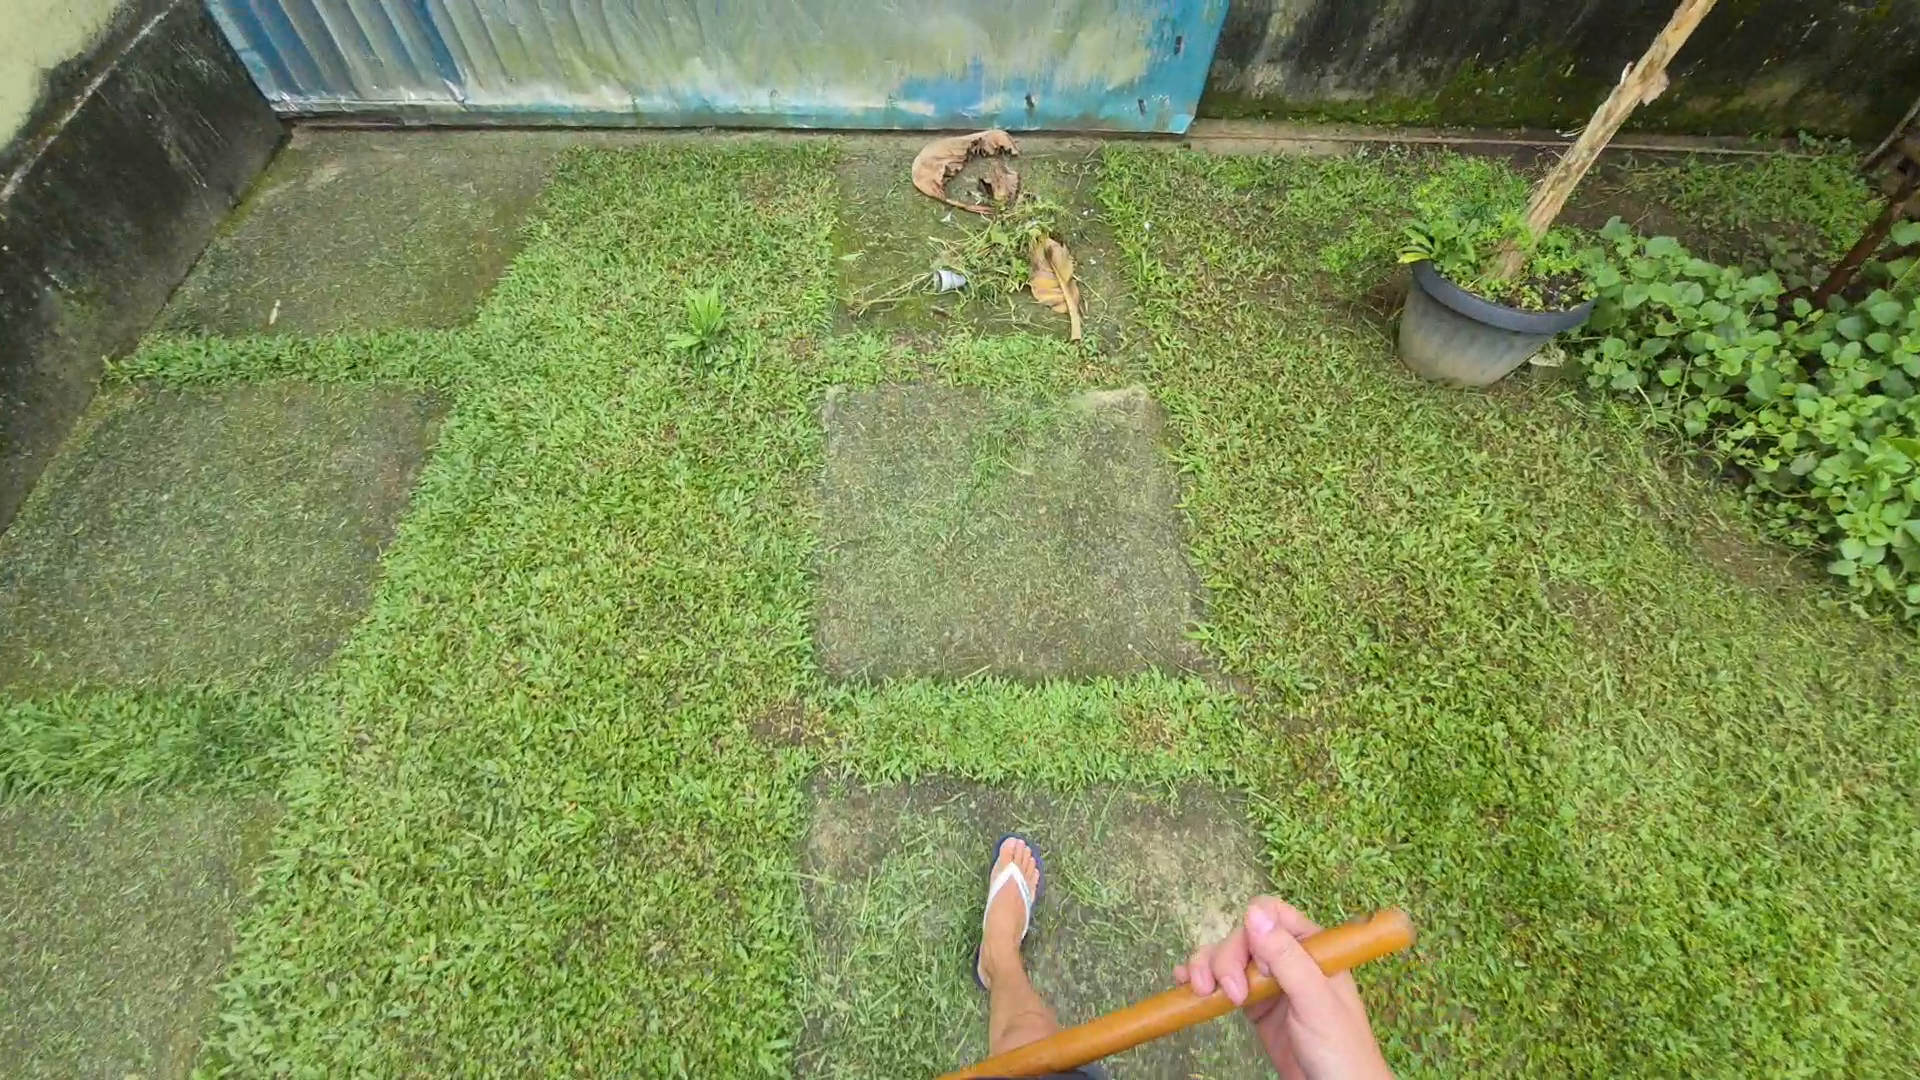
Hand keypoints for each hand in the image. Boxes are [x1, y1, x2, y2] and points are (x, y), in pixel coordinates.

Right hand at [1175, 897, 1391, 1079]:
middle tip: (1232, 993)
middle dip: (1227, 959)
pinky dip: (1199, 977)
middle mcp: (1286, 957)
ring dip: (1207, 966)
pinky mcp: (1252, 1004)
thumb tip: (1252, 912)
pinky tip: (1185, 982)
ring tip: (1199, 990)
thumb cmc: (1340, 1051)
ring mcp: (1267, 981)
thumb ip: (1286, 957)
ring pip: (1226, 955)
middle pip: (1241, 935)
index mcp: (1310, 947)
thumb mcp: (1316, 1002)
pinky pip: (1220, 980)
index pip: (1271, 913)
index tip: (1258, 965)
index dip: (1255, 930)